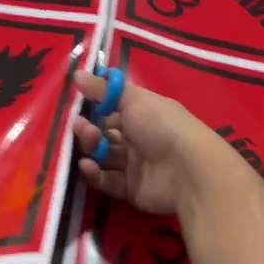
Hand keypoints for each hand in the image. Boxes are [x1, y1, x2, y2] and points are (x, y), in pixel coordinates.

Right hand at [72, 70, 214, 215]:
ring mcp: (135, 165)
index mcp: (143, 114)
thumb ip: (103, 89)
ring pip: (104, 157)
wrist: (187, 170)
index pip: (112, 111)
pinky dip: (95, 174)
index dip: (94, 109)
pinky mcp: (130, 189)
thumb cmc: (161, 125)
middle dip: (89, 130)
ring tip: (88, 146)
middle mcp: (139, 139)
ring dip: (90, 150)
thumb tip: (76, 73)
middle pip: (105, 135)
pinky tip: (88, 166)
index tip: (76, 107)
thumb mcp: (132, 99)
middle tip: (80, 127)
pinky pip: (107, 181)